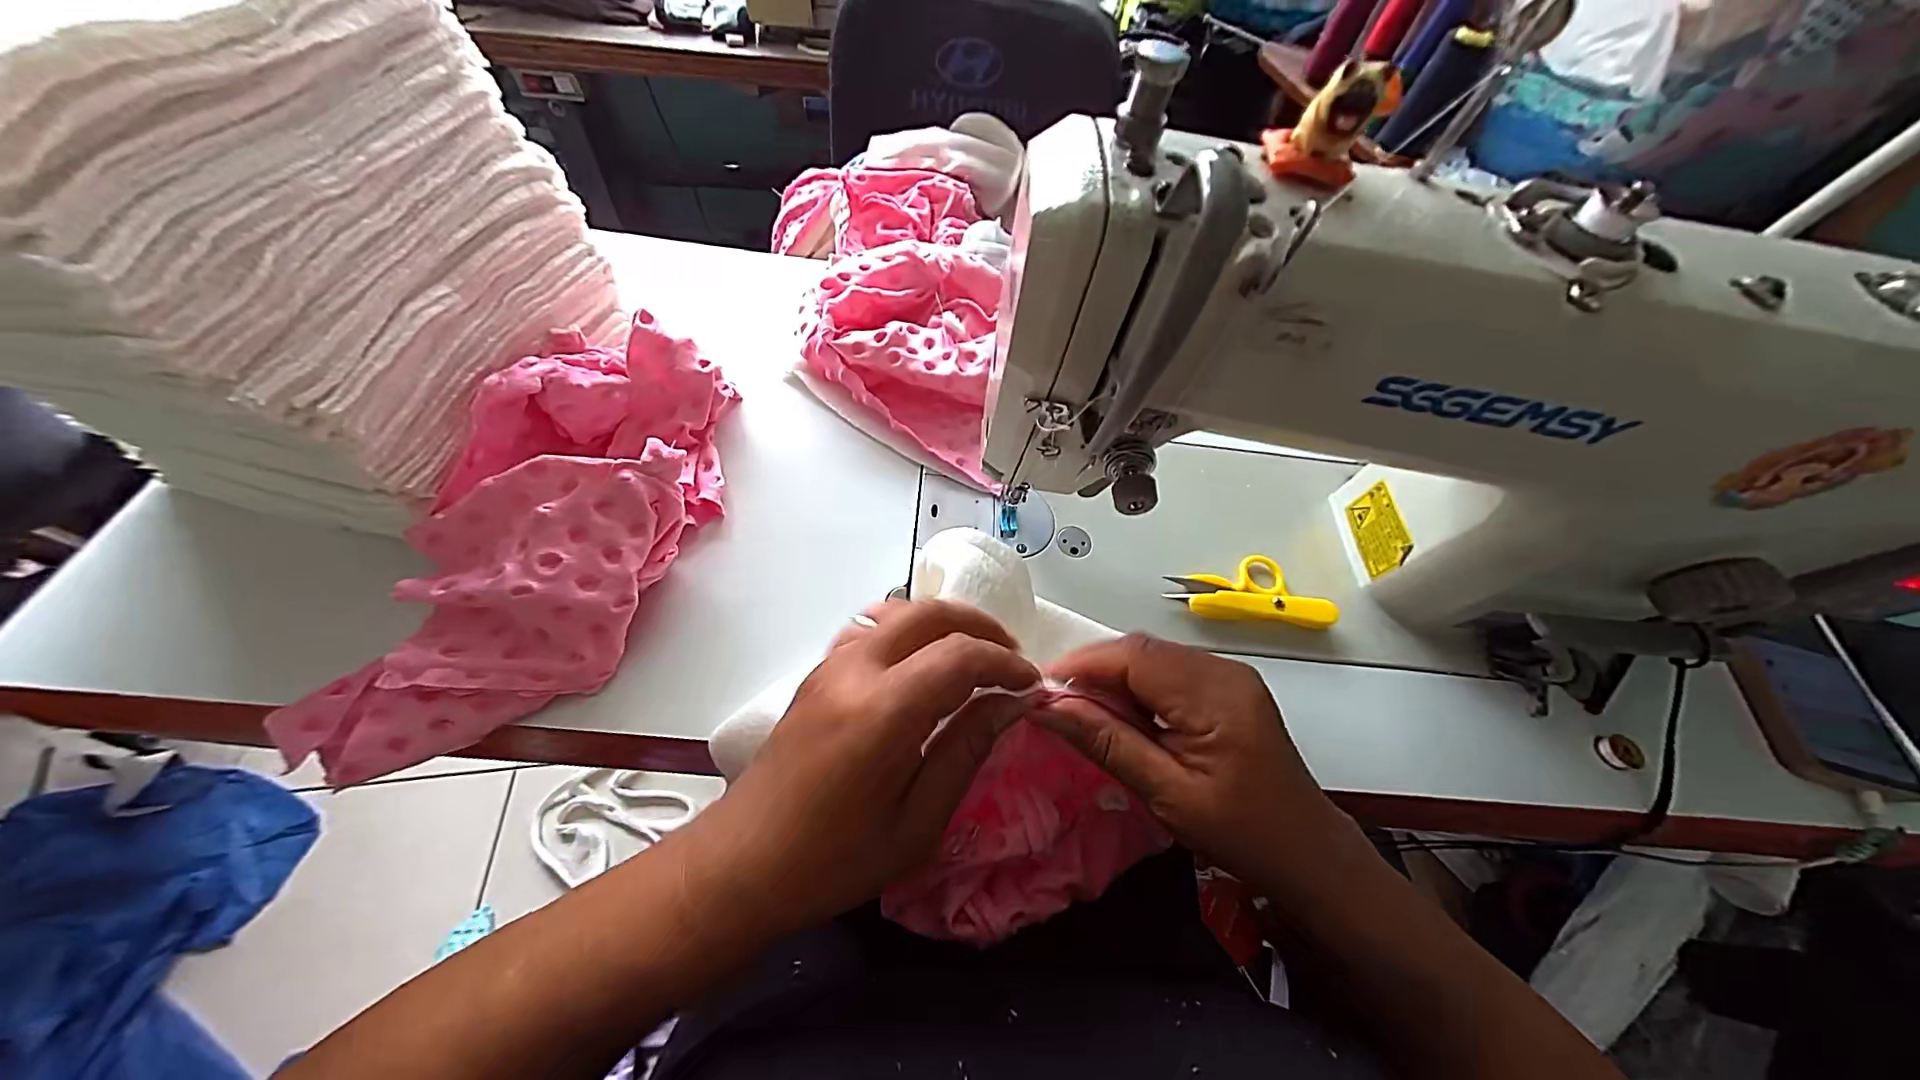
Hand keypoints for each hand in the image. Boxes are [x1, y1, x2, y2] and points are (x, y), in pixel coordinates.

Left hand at [672, 600, 1039, 936]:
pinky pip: (873, 630)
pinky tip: (924, 665)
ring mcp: (830, 666)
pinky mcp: (818, 673)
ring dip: (946, 625)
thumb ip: (966, 750)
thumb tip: (1010, 703)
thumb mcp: (917, 822)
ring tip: (976, 659)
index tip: (1030, 685)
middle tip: (1011, 661)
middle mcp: (854, 671)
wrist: (742, 863)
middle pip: (930, 614)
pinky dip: (911, 632)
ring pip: (900, 613)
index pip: (961, 655)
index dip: (1005, 663)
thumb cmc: (833, 860)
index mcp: (882, 711)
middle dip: (981, 628)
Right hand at [1032, 634, 1369, 893]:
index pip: (1134, 657)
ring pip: (1151, 656)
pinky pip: (1167, 671)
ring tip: (1079, 710)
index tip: (1040, 688)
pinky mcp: (1225, 686)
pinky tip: (1118, 713)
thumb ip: (1107, 742)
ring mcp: (1227, 674)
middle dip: (1092, 670)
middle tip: (1054, 702)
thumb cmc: (1242, 833)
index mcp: (1215, 695)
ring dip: (1111, 677)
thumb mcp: (1167, 794)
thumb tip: (1049, 707)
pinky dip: (1134, 686)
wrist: (1308, 853)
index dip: (1081, 665)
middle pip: (1141, 650)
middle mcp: (1223, 670)